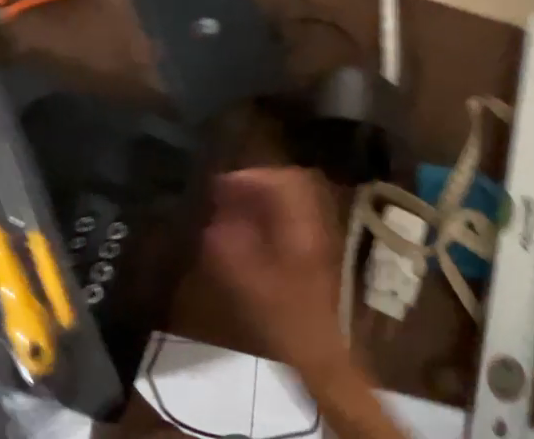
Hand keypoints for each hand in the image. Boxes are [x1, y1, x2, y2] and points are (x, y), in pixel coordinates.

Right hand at [202, 168, 349, 374]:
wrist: (323, 356)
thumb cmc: (287, 322)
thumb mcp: (251, 286)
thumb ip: (229, 249)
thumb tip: (210, 225)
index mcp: (302, 227)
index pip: (282, 181)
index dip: (250, 176)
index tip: (221, 185)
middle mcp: (315, 224)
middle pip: (290, 185)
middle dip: (257, 183)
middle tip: (227, 193)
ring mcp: (320, 236)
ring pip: (293, 200)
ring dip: (264, 198)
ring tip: (233, 208)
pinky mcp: (317, 252)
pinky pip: (294, 219)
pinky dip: (271, 215)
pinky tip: (250, 231)